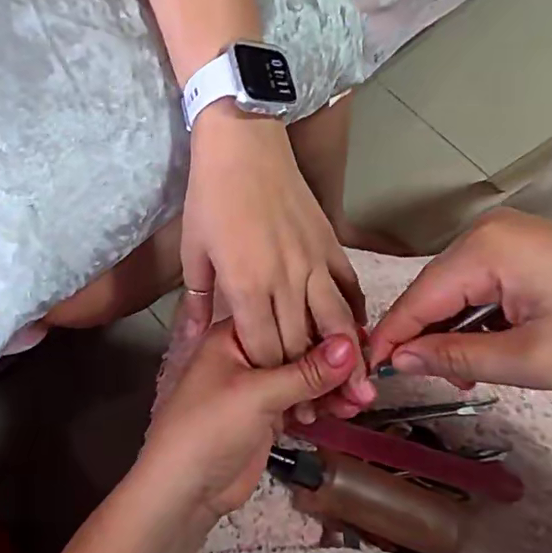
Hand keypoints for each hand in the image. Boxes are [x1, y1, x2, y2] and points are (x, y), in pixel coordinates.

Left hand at [138, 291, 358, 520]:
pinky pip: (303, 400)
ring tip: (362, 401)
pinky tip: (346, 410)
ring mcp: (259, 384)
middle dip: (336, 364)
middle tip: (367, 382)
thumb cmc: (208, 428)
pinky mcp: (268, 413)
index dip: (327, 331)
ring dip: (334, 387)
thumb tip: (351, 347)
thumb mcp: (256, 394)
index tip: (364, 345)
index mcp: (235, 334)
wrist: (183, 490)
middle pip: (301, 348)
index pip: (289, 319)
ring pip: (306, 376)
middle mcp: (248, 353)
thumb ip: (305, 371)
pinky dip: (324, 404)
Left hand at [182, 104, 367, 383]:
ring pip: (336, 322)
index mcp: (248, 286)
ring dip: (345, 358)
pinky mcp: (332, 244)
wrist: (244, 143)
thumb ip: (199, 299)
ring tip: (352, 385)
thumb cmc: (210, 197)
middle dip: (309, 381)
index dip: (271, 379)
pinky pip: (350, 287)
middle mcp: (287, 281)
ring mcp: (314, 262)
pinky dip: (356, 313)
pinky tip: (358, 332)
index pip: (267, 349)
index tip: (274, 397)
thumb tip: (196, 336)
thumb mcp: (193, 251)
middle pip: (303, 344)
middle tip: (317, 409)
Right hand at [366, 209, 551, 390]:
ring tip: (468, 373)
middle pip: (432, 291)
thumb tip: (400, 359)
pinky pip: (481, 284)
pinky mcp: (526, 248)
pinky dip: (477, 319)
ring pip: (455, 290)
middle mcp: (487, 233)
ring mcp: (508, 237)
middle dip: (424, 338)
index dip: (390, 338)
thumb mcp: (530, 358)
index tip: (368, 375)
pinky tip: (489, 348)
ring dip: (452, 332)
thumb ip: (456, 357)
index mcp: (483, 249)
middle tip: (432, 383)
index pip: (416, 298)